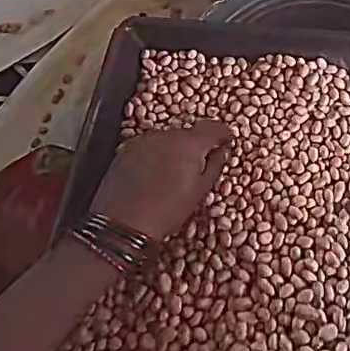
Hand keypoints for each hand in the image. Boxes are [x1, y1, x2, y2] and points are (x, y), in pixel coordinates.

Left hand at [89, 123, 231, 240]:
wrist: (123, 222)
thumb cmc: (167, 211)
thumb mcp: (200, 191)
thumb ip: (214, 165)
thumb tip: (222, 150)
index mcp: (190, 143)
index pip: (213, 128)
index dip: (223, 133)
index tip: (227, 141)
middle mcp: (167, 134)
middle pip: (188, 133)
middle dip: (196, 146)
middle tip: (198, 166)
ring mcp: (145, 139)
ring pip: (167, 138)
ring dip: (174, 150)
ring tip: (173, 175)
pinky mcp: (127, 148)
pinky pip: (149, 145)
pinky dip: (156, 154)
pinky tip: (153, 175)